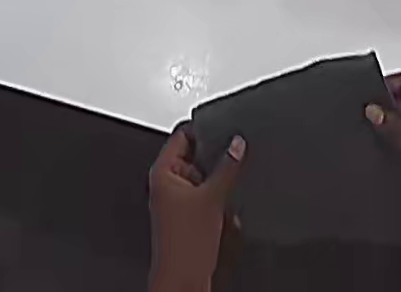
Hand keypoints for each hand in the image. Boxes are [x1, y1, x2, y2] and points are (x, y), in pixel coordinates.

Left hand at [148, 123, 244, 291]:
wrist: (183, 286)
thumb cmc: (183, 247)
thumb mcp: (211, 198)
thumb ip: (227, 168)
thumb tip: (237, 144)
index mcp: (164, 171)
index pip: (183, 134)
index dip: (202, 128)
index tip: (222, 125)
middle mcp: (168, 184)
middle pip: (195, 157)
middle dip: (214, 161)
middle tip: (232, 158)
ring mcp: (178, 201)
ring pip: (204, 179)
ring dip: (219, 185)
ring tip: (228, 193)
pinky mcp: (189, 218)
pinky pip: (207, 199)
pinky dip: (218, 202)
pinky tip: (227, 212)